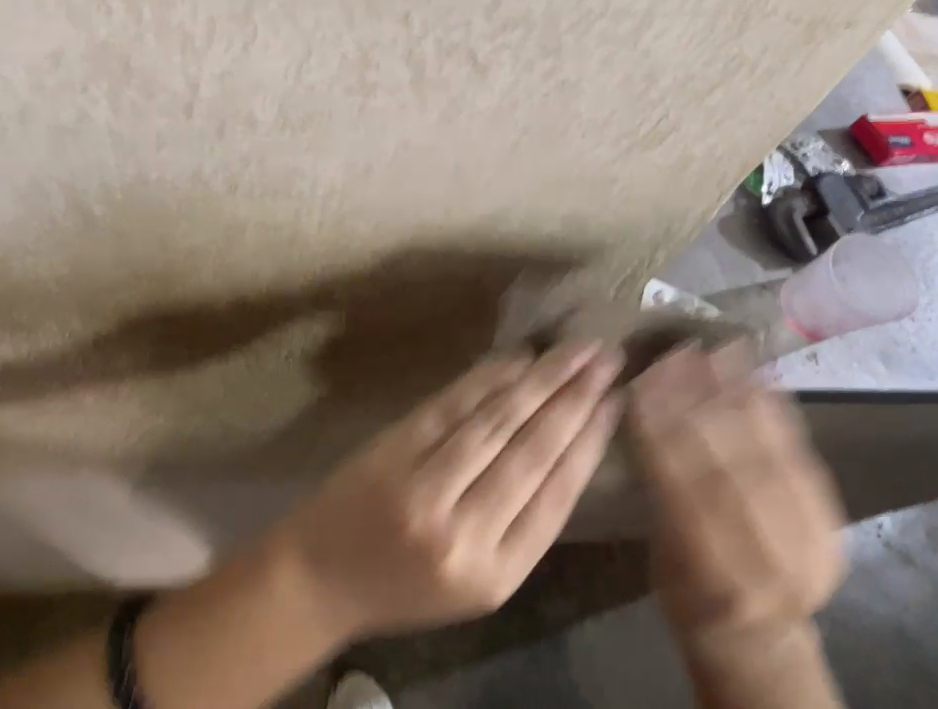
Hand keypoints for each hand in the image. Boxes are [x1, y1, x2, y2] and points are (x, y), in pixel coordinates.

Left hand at [268, 341, 625, 639]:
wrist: (319, 579)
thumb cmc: (404, 587)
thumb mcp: (476, 583)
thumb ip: (521, 527)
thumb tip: (569, 450)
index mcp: (496, 575)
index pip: (557, 498)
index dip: (590, 443)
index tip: (618, 402)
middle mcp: (464, 533)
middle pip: (533, 452)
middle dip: (576, 400)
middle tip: (609, 358)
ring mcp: (424, 487)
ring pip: (496, 423)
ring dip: (541, 381)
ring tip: (576, 351)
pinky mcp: (392, 451)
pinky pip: (452, 407)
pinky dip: (487, 379)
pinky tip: (518, 360)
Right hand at [627, 342, 845, 644]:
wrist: (762, 638)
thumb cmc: (690, 597)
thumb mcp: (661, 555)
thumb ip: (661, 494)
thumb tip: (649, 417)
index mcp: (718, 574)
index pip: (686, 488)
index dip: (664, 432)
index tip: (642, 383)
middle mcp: (772, 559)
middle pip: (733, 465)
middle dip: (701, 402)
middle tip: (677, 353)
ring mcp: (811, 538)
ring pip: (770, 452)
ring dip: (740, 395)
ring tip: (714, 349)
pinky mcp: (831, 519)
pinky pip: (802, 454)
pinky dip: (777, 410)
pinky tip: (756, 373)